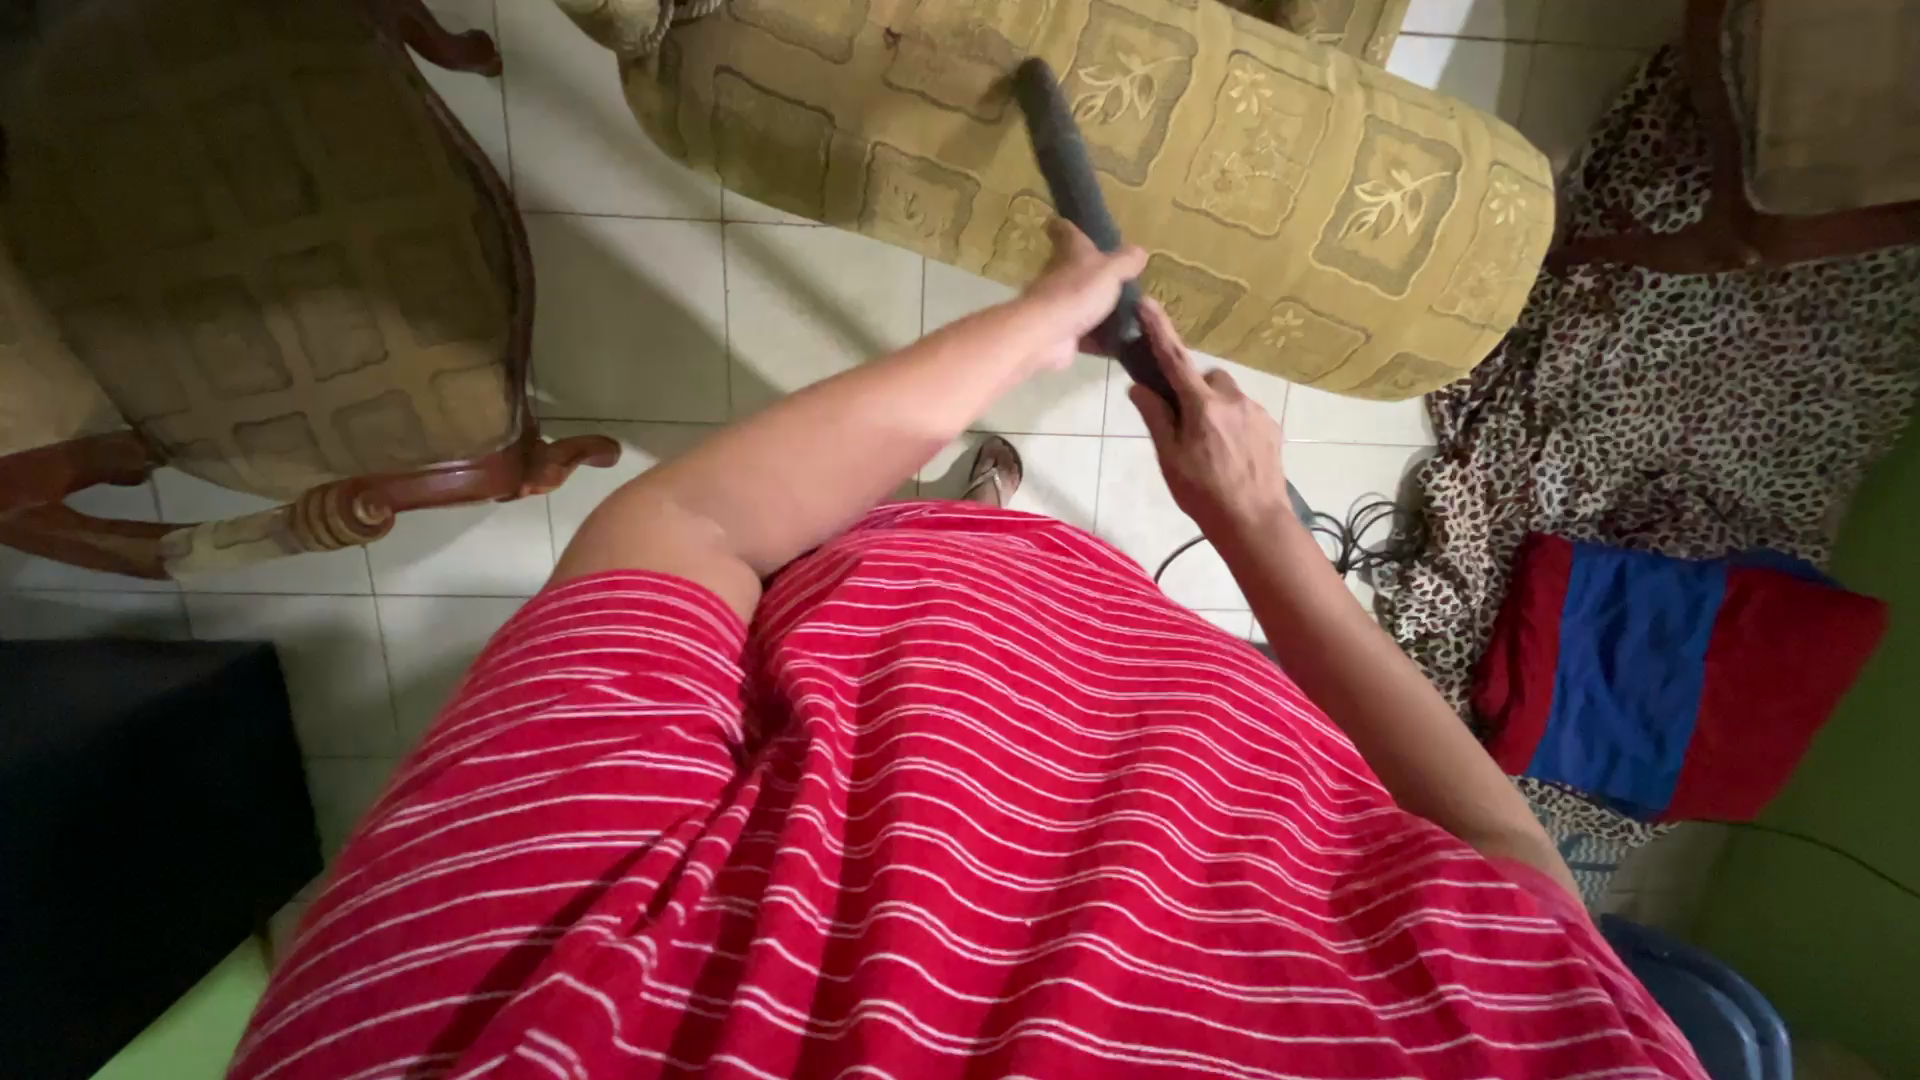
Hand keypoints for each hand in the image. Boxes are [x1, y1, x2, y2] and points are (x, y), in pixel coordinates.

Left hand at [1016, 219, 1147, 370]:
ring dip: (1099, 310)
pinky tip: (1122, 341)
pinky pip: (1087, 336)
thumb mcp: (1110, 270)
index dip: (1067, 226)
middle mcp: (1061, 277)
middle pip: (1075, 270)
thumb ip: (1126, 261)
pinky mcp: (1063, 336)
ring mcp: (1060, 308)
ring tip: (1129, 312)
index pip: (1066, 232)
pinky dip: (1102, 339)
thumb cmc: (1077, 293)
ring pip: (1082, 305)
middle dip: (1093, 273)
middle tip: (1120, 278)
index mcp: (1071, 253)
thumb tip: (1140, 252)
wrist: (1047, 335)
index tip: (1067, 224)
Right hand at [1128, 298, 1290, 535]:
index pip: (1175, 359)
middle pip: (1206, 377)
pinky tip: (1230, 452)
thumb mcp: (1169, 459)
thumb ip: (1156, 418)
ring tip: (1209, 446)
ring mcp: (1256, 411)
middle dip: (1193, 390)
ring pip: (1227, 394)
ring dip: (1213, 406)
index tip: (1148, 304)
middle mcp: (1233, 399)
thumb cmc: (1202, 494)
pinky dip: (1232, 421)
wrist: (1254, 520)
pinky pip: (1244, 410)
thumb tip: (1139, 387)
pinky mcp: (1271, 425)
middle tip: (1183, 424)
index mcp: (1202, 406)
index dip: (1159, 330)